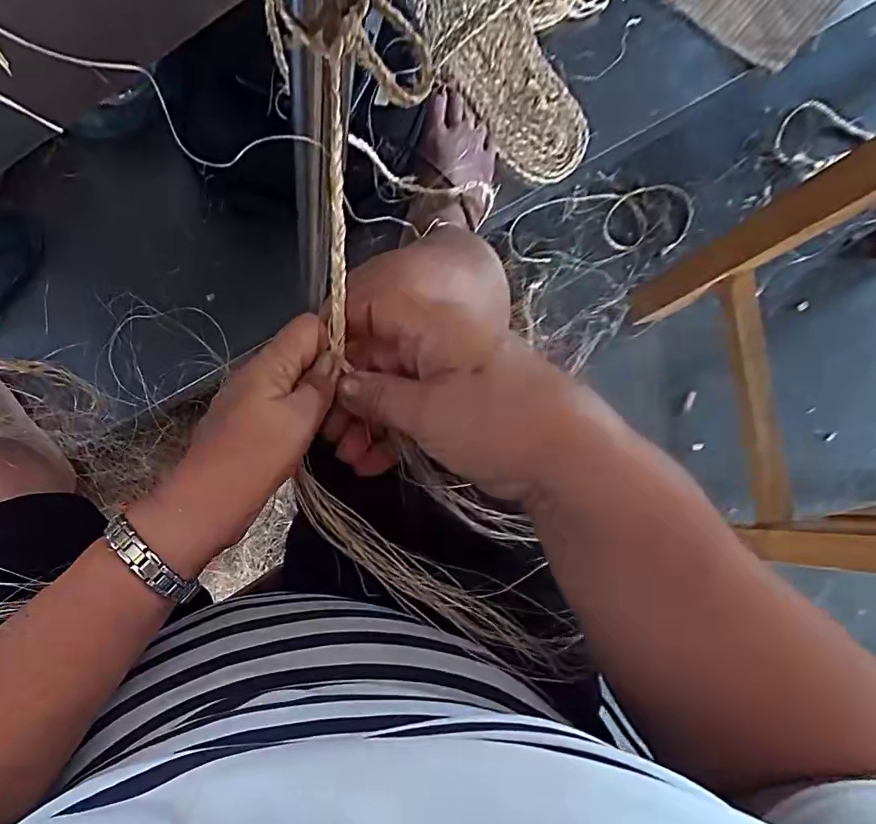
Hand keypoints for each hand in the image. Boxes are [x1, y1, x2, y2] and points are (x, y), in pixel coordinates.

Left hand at [130, 313, 334, 576]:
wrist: (204, 505)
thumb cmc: (252, 460)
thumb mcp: (297, 419)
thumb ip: (319, 384)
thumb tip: (334, 355)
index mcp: (266, 363)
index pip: (309, 326)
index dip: (338, 342)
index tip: (358, 375)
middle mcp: (256, 375)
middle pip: (304, 360)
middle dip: (332, 383)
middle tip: (350, 419)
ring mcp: (249, 402)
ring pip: (296, 390)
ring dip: (319, 410)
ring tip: (336, 439)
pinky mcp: (247, 427)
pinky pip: (282, 413)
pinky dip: (301, 425)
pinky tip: (311, 446)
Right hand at [322, 239, 609, 504]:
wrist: (565, 458)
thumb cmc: (494, 422)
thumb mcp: (425, 410)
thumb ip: (376, 394)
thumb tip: (341, 382)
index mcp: (430, 323)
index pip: (369, 308)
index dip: (335, 333)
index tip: (310, 371)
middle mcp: (434, 341)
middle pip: (373, 355)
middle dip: (345, 393)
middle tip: (326, 431)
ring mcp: (443, 374)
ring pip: (387, 388)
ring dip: (363, 421)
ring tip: (347, 455)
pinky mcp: (451, 405)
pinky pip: (407, 410)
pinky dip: (388, 433)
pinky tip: (370, 462)